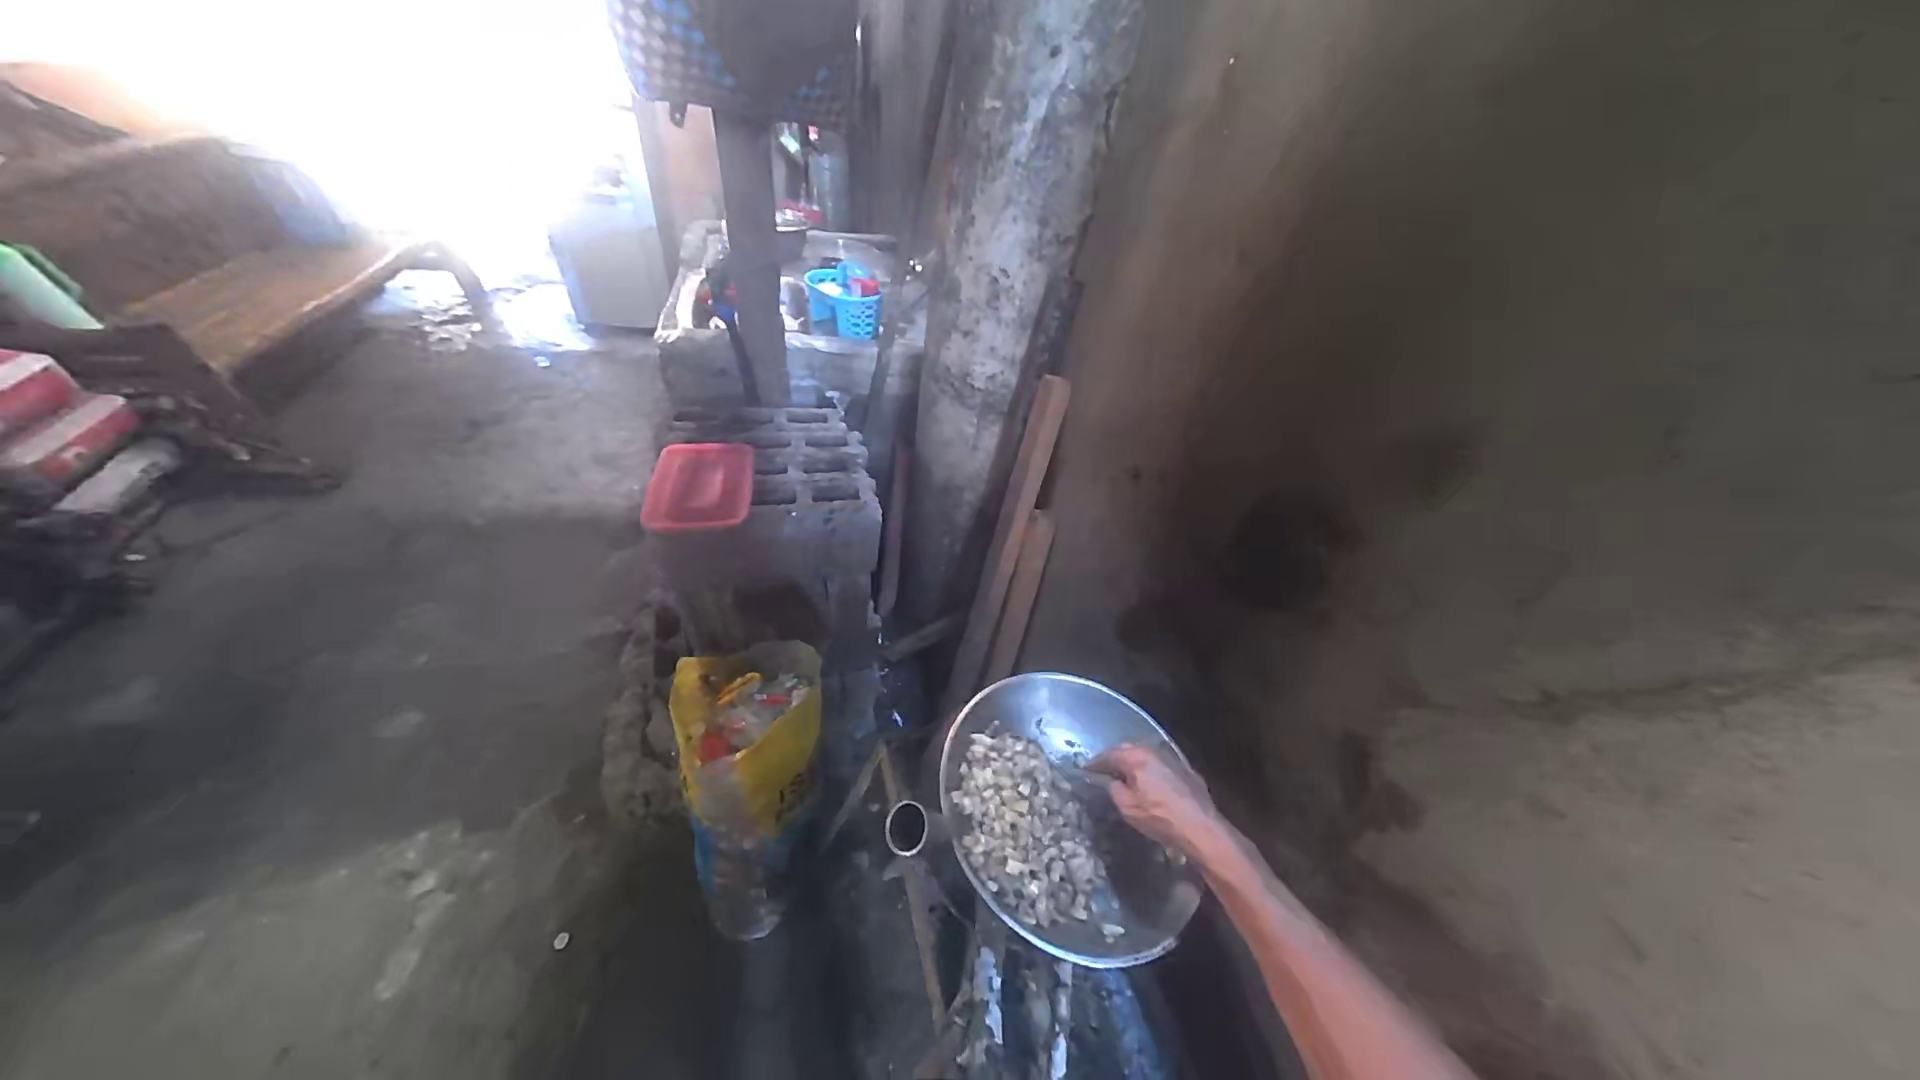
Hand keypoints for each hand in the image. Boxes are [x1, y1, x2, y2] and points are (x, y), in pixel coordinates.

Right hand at [1090, 743, 1224, 858]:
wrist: (1201, 829)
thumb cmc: (1159, 817)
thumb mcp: (1127, 806)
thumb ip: (1113, 788)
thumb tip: (1110, 780)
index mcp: (1137, 757)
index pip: (1109, 754)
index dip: (1095, 763)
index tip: (1085, 770)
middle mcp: (1155, 751)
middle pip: (1128, 750)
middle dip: (1115, 758)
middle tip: (1104, 770)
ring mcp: (1173, 759)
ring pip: (1147, 756)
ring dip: (1134, 763)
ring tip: (1125, 776)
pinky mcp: (1187, 772)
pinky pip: (1161, 766)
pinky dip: (1151, 771)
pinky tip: (1151, 784)